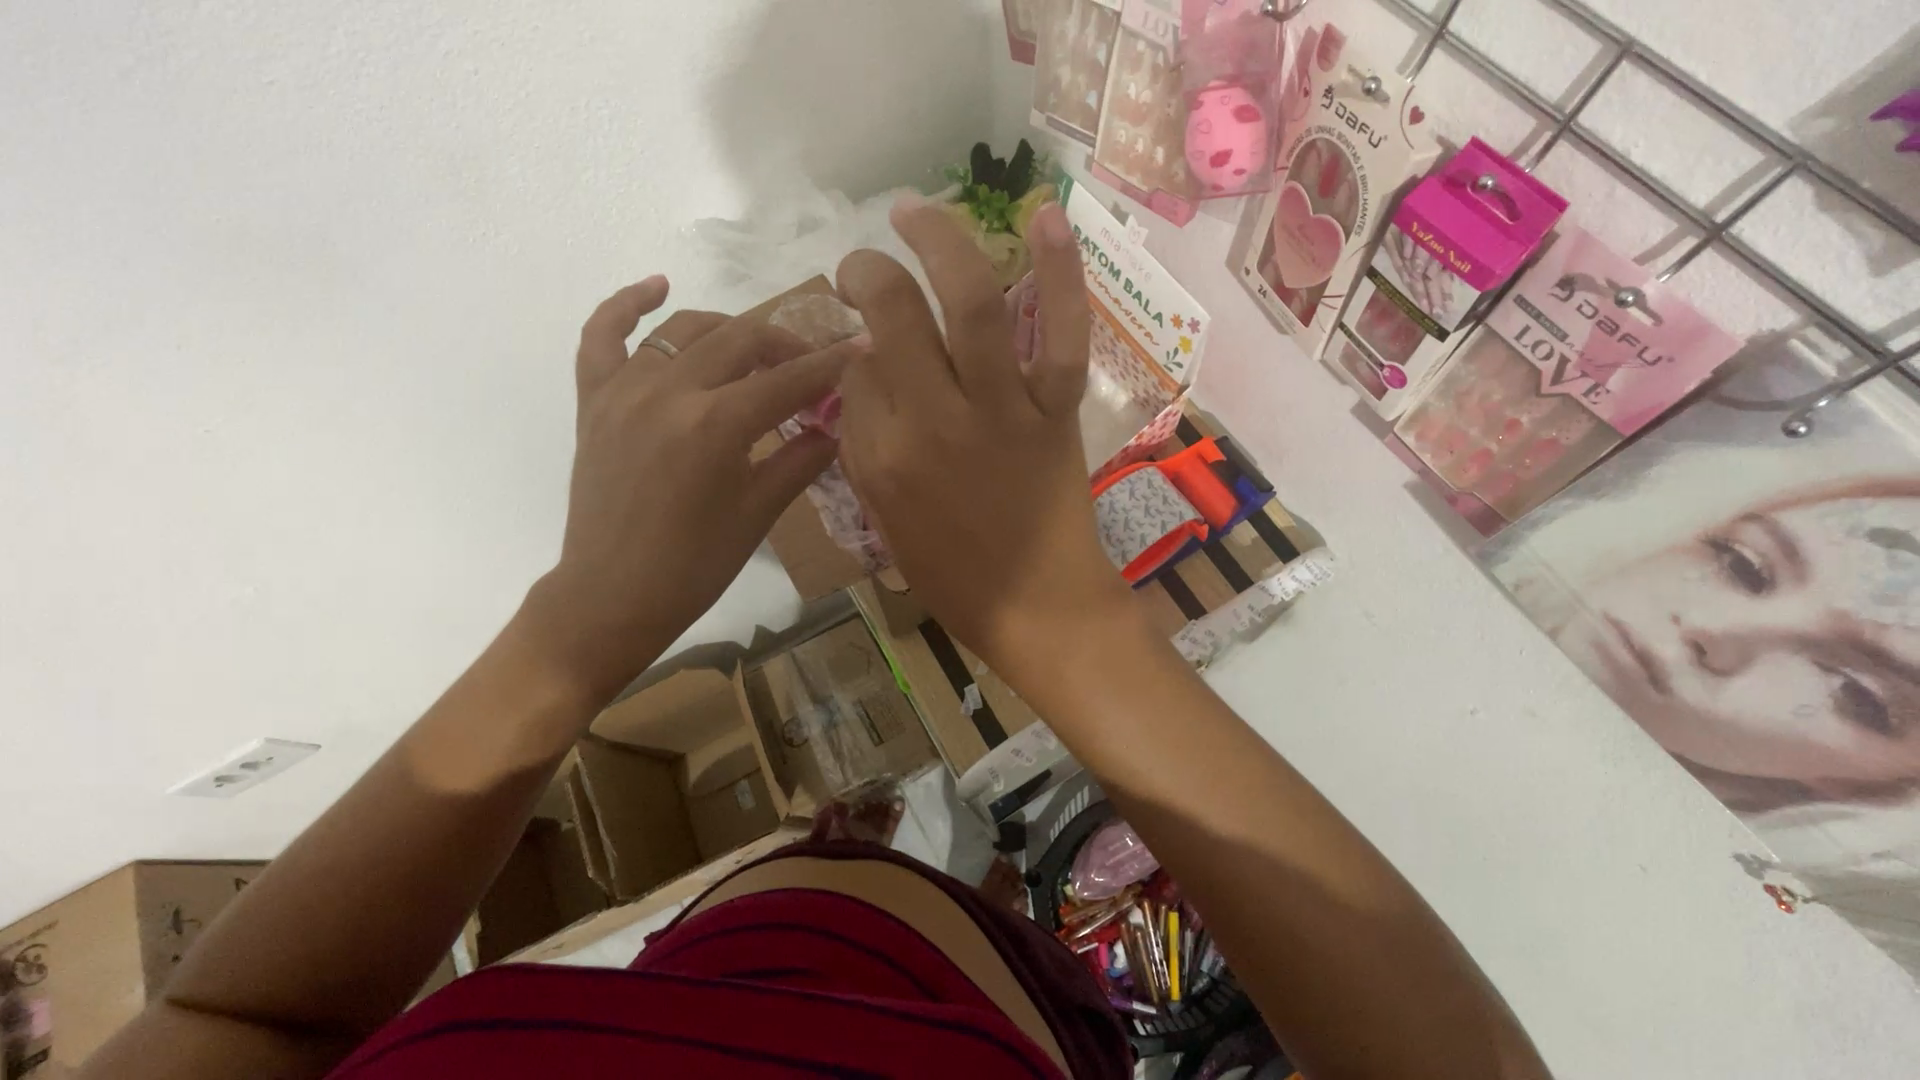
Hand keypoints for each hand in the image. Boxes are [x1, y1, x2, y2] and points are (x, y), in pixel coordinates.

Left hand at [523, 276, 859, 700]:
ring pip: (685, 329)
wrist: (611, 596)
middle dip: (787, 346)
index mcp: (715, 426)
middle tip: (814, 366)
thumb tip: (835, 422)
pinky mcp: (594, 400)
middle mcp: (668, 393)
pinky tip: (659, 287)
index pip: (787, 380)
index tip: (863, 347)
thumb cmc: (694, 567)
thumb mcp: (759, 514)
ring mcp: (624, 391)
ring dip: (730, 330)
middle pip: (741, 340)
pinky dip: (629, 305)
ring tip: (758, 352)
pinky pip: (603, 336)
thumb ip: (801, 458)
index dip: (831, 364)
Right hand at [833, 202, 1137, 670]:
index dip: (855, 346)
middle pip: (895, 317)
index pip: (856, 368)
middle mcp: (937, 420)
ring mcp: (1003, 408)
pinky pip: (1060, 335)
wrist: (1037, 606)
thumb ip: (864, 441)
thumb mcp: (884, 515)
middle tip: (861, 268)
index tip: (862, 346)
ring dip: (939, 244)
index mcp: (886, 454)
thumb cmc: (953, 572)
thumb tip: (865, 367)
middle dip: (869, 274)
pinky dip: (1060, 273)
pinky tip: (1045, 214)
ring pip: (971, 307)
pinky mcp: (1056, 409)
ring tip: (910, 211)